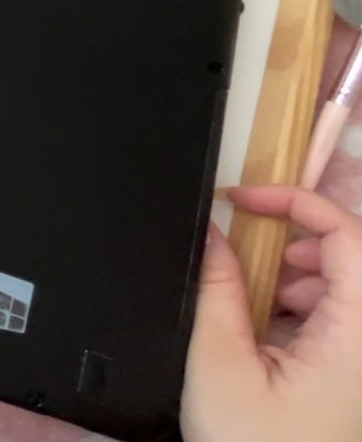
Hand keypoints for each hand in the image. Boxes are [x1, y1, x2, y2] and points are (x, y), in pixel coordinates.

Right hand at [183, 185, 361, 441]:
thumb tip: (212, 231)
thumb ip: (217, 288)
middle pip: (359, 260)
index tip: (238, 198)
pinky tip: (277, 327)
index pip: (353, 240)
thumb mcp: (219, 360)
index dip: (297, 202)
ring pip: (357, 288)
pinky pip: (352, 319)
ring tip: (255, 298)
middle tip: (243, 251)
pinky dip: (315, 305)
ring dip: (306, 275)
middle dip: (299, 239)